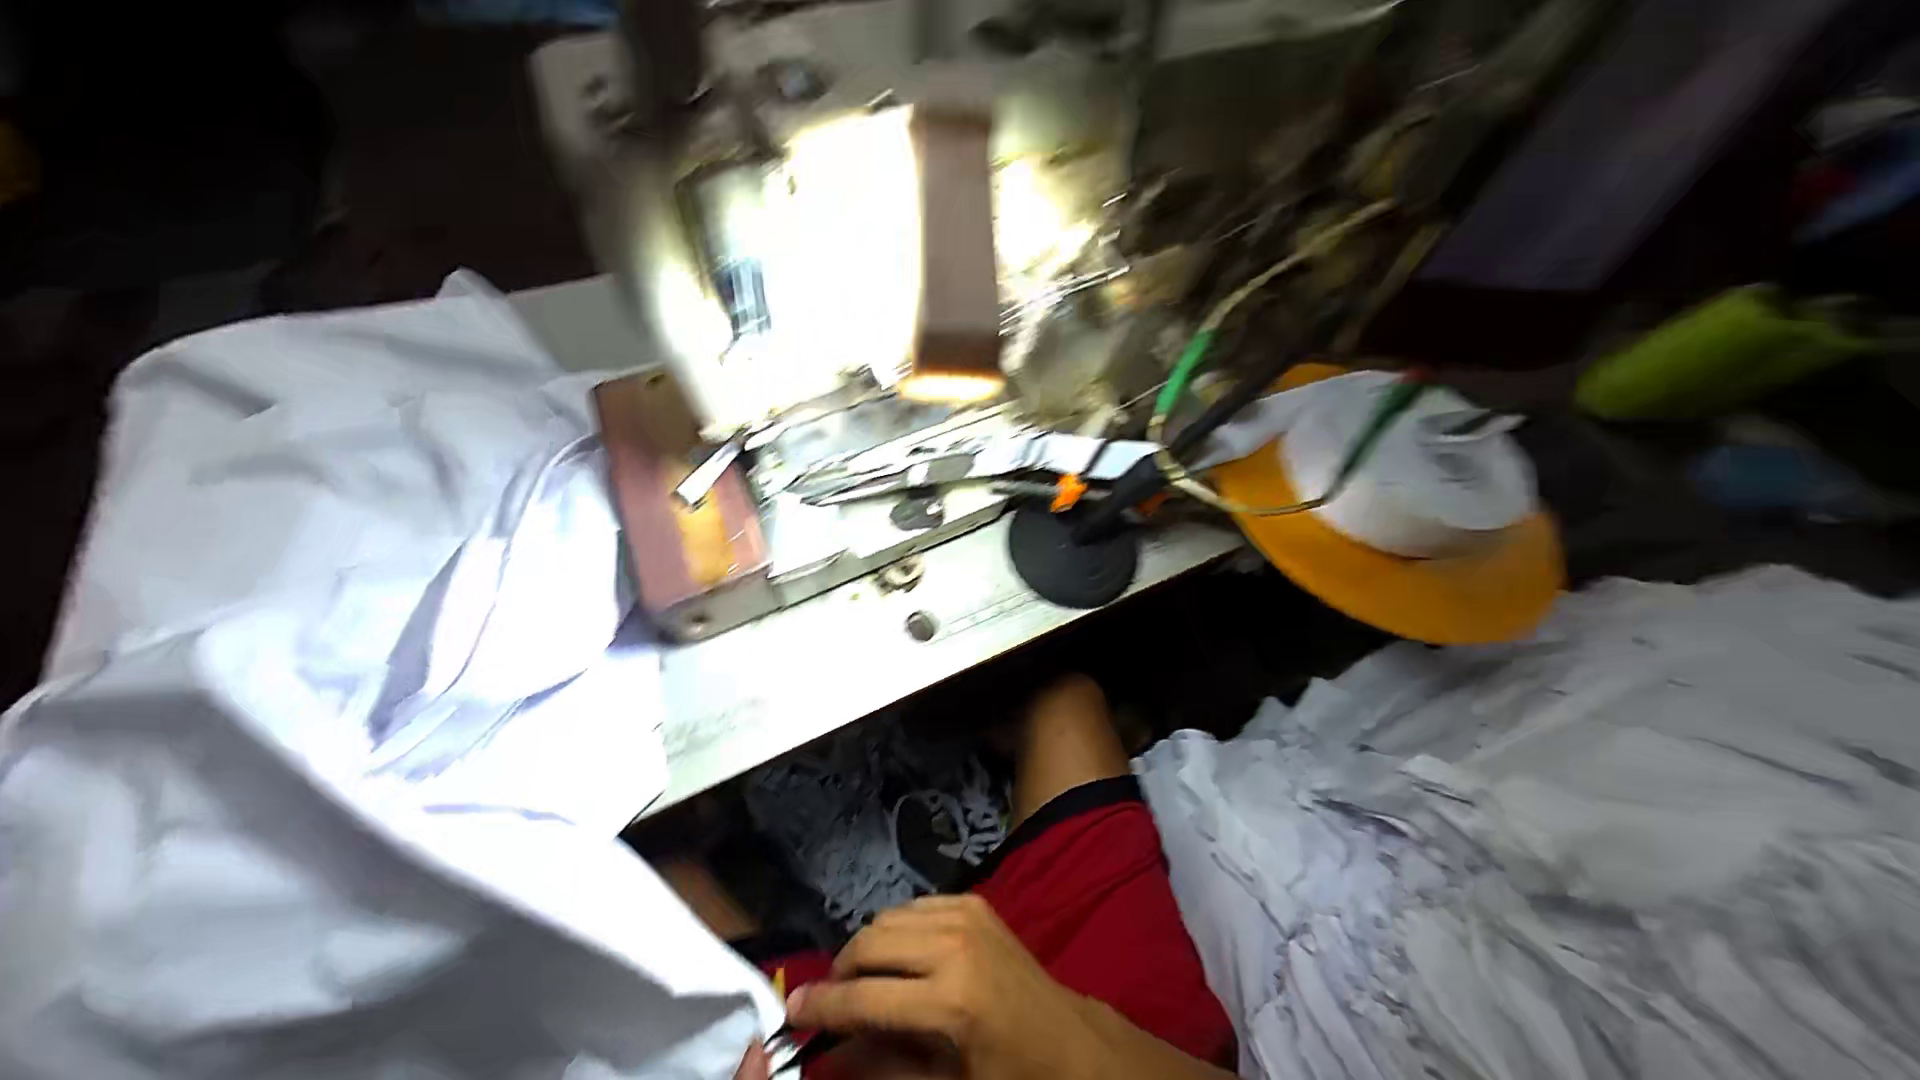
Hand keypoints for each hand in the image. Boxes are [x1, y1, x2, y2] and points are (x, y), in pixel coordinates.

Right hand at [784, 895, 1106, 1079]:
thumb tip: (829, 1053)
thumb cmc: (1008, 1073)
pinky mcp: (974, 900)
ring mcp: (966, 914)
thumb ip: (882, 1066)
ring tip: (867, 981)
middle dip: (840, 972)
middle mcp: (954, 944)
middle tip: (832, 1001)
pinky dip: (897, 929)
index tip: (791, 1011)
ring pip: (887, 917)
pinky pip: (914, 906)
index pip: (866, 998)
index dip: (822, 1006)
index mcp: (951, 1000)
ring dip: (867, 948)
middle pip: (869, 943)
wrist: (1067, 1038)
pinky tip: (902, 958)